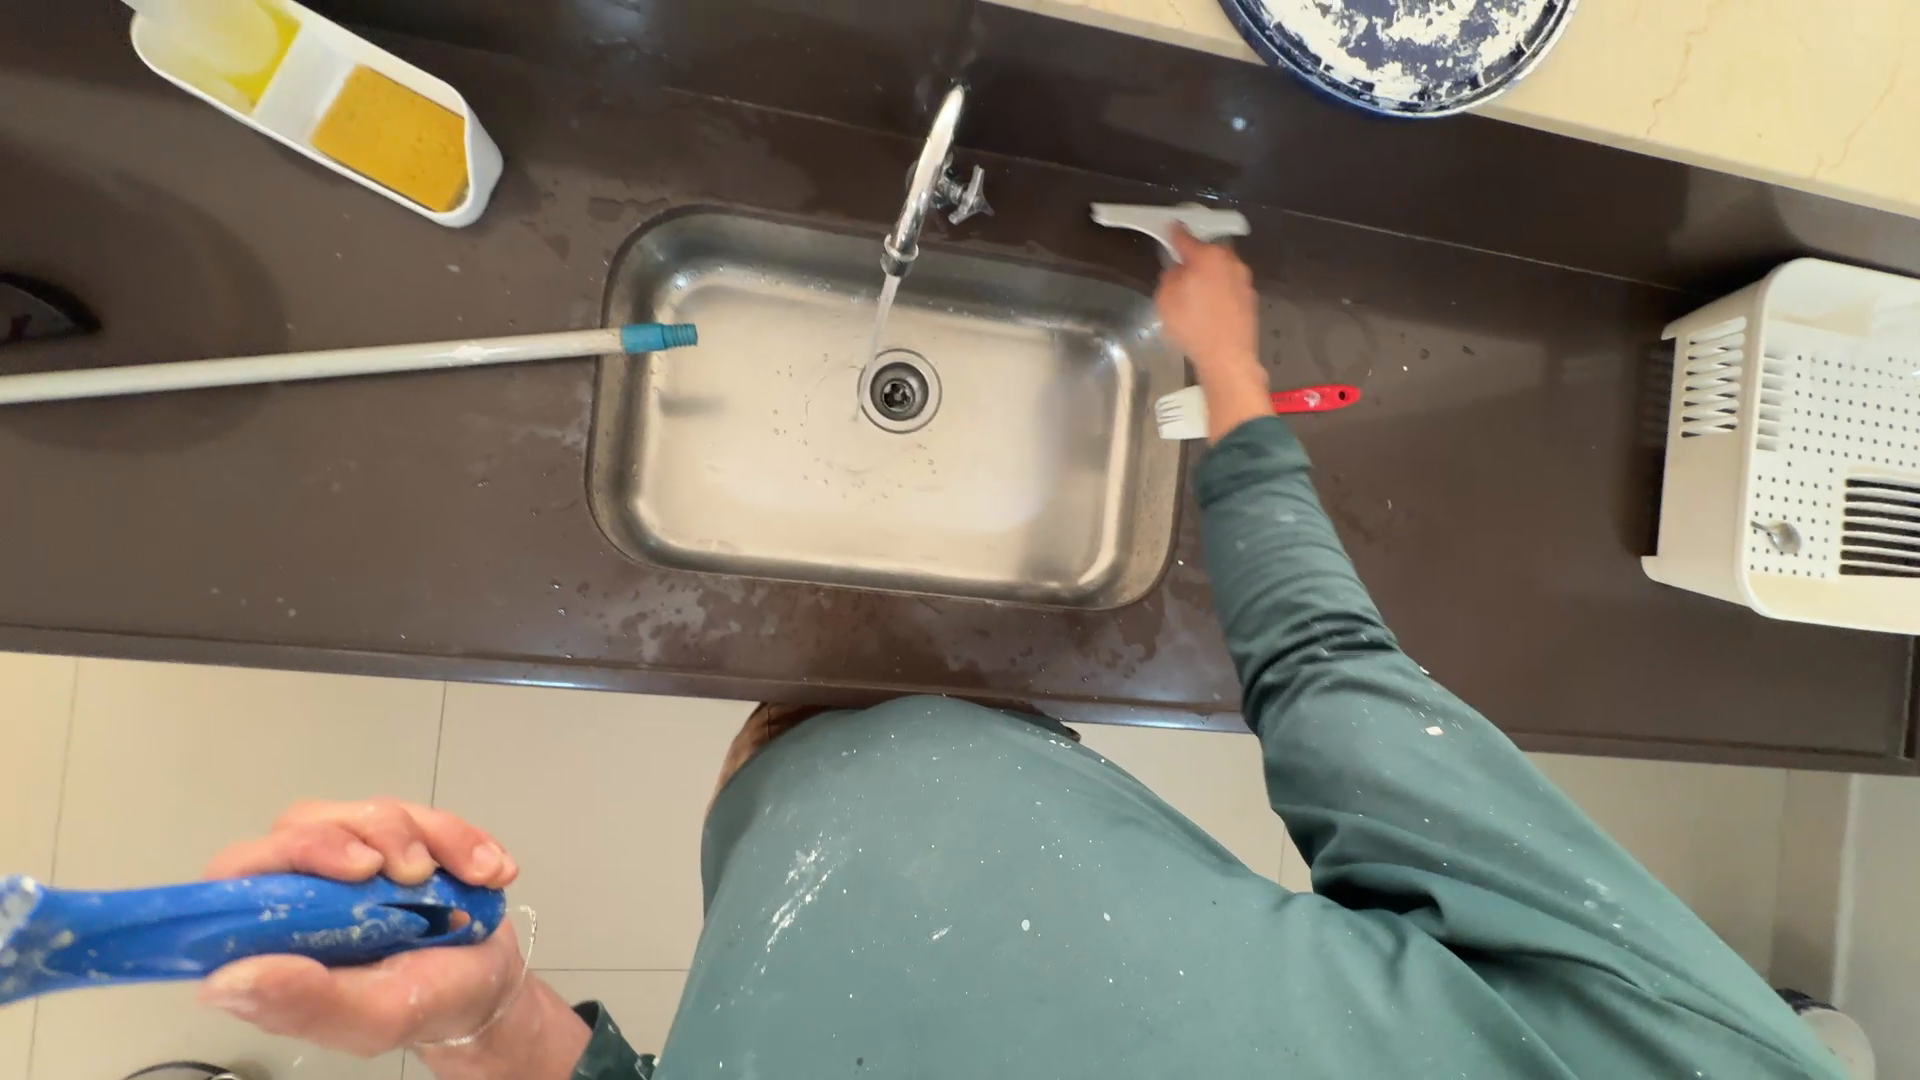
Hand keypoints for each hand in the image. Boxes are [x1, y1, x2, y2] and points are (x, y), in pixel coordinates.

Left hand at [198, 800, 588, 1078]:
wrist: (490, 982)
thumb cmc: (427, 1005)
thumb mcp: (372, 1018)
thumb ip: (306, 1001)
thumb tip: (223, 980)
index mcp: (276, 935)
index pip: (243, 870)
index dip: (294, 852)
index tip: (362, 868)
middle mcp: (308, 888)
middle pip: (315, 821)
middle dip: (383, 834)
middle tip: (422, 873)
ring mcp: (362, 857)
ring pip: (382, 812)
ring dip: (442, 840)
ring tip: (482, 878)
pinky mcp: (412, 841)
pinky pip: (434, 817)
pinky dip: (471, 840)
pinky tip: (496, 873)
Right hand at [1156, 225, 1273, 441]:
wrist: (1227, 356)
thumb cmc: (1192, 326)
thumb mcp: (1165, 300)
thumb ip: (1170, 278)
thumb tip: (1178, 270)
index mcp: (1207, 256)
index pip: (1186, 238)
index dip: (1175, 233)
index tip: (1171, 228)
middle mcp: (1230, 262)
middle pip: (1209, 253)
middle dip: (1196, 259)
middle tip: (1182, 272)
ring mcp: (1244, 280)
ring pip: (1221, 271)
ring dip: (1209, 277)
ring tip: (1196, 296)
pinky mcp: (1250, 299)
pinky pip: (1229, 289)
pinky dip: (1219, 294)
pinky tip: (1210, 311)